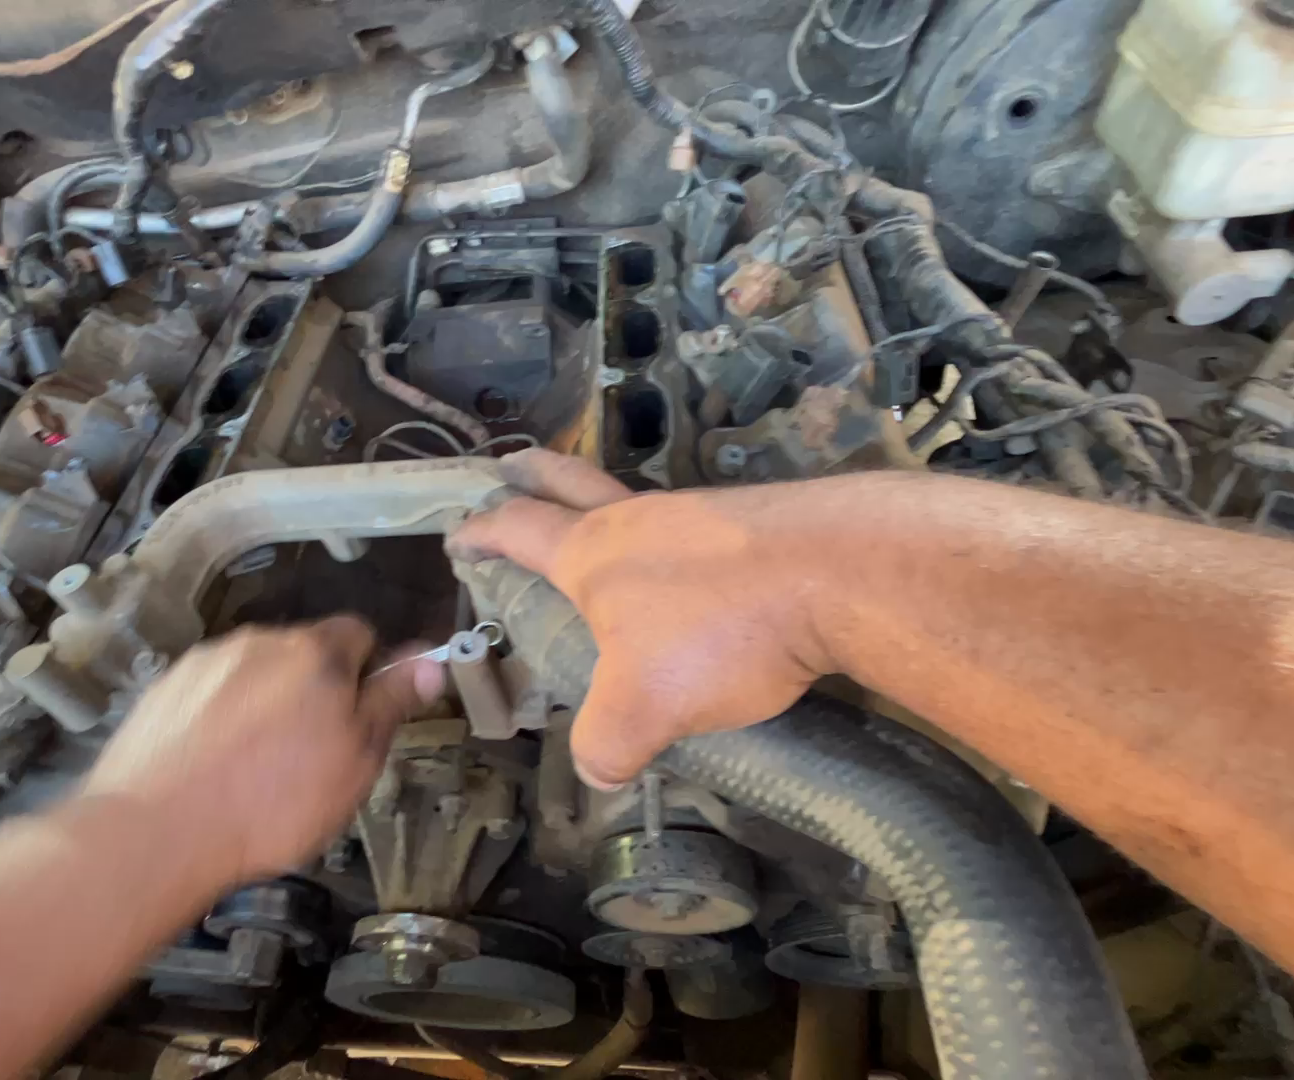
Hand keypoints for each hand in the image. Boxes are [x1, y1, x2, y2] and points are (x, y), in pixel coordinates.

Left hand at [82, 617, 443, 884]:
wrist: (154, 833)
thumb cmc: (275, 800)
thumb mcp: (356, 760)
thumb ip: (392, 702)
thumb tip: (432, 660)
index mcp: (317, 653)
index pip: (361, 632)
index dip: (367, 671)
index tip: (356, 716)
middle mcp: (263, 640)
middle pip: (306, 650)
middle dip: (314, 686)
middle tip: (308, 749)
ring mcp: (209, 659)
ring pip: (257, 669)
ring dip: (267, 696)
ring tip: (252, 760)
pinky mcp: (165, 684)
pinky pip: (213, 687)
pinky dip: (221, 711)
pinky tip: (210, 758)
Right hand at [448, 450, 832, 788]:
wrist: (835, 573)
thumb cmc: (717, 631)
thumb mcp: (644, 707)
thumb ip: (607, 744)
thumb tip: (598, 772)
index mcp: (592, 552)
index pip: (518, 529)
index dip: (481, 532)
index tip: (458, 534)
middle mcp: (637, 519)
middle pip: (568, 479)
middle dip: (530, 474)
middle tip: (509, 467)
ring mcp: (696, 514)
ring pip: (635, 504)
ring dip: (606, 512)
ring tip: (606, 545)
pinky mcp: (748, 524)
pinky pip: (691, 530)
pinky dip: (670, 543)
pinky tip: (689, 578)